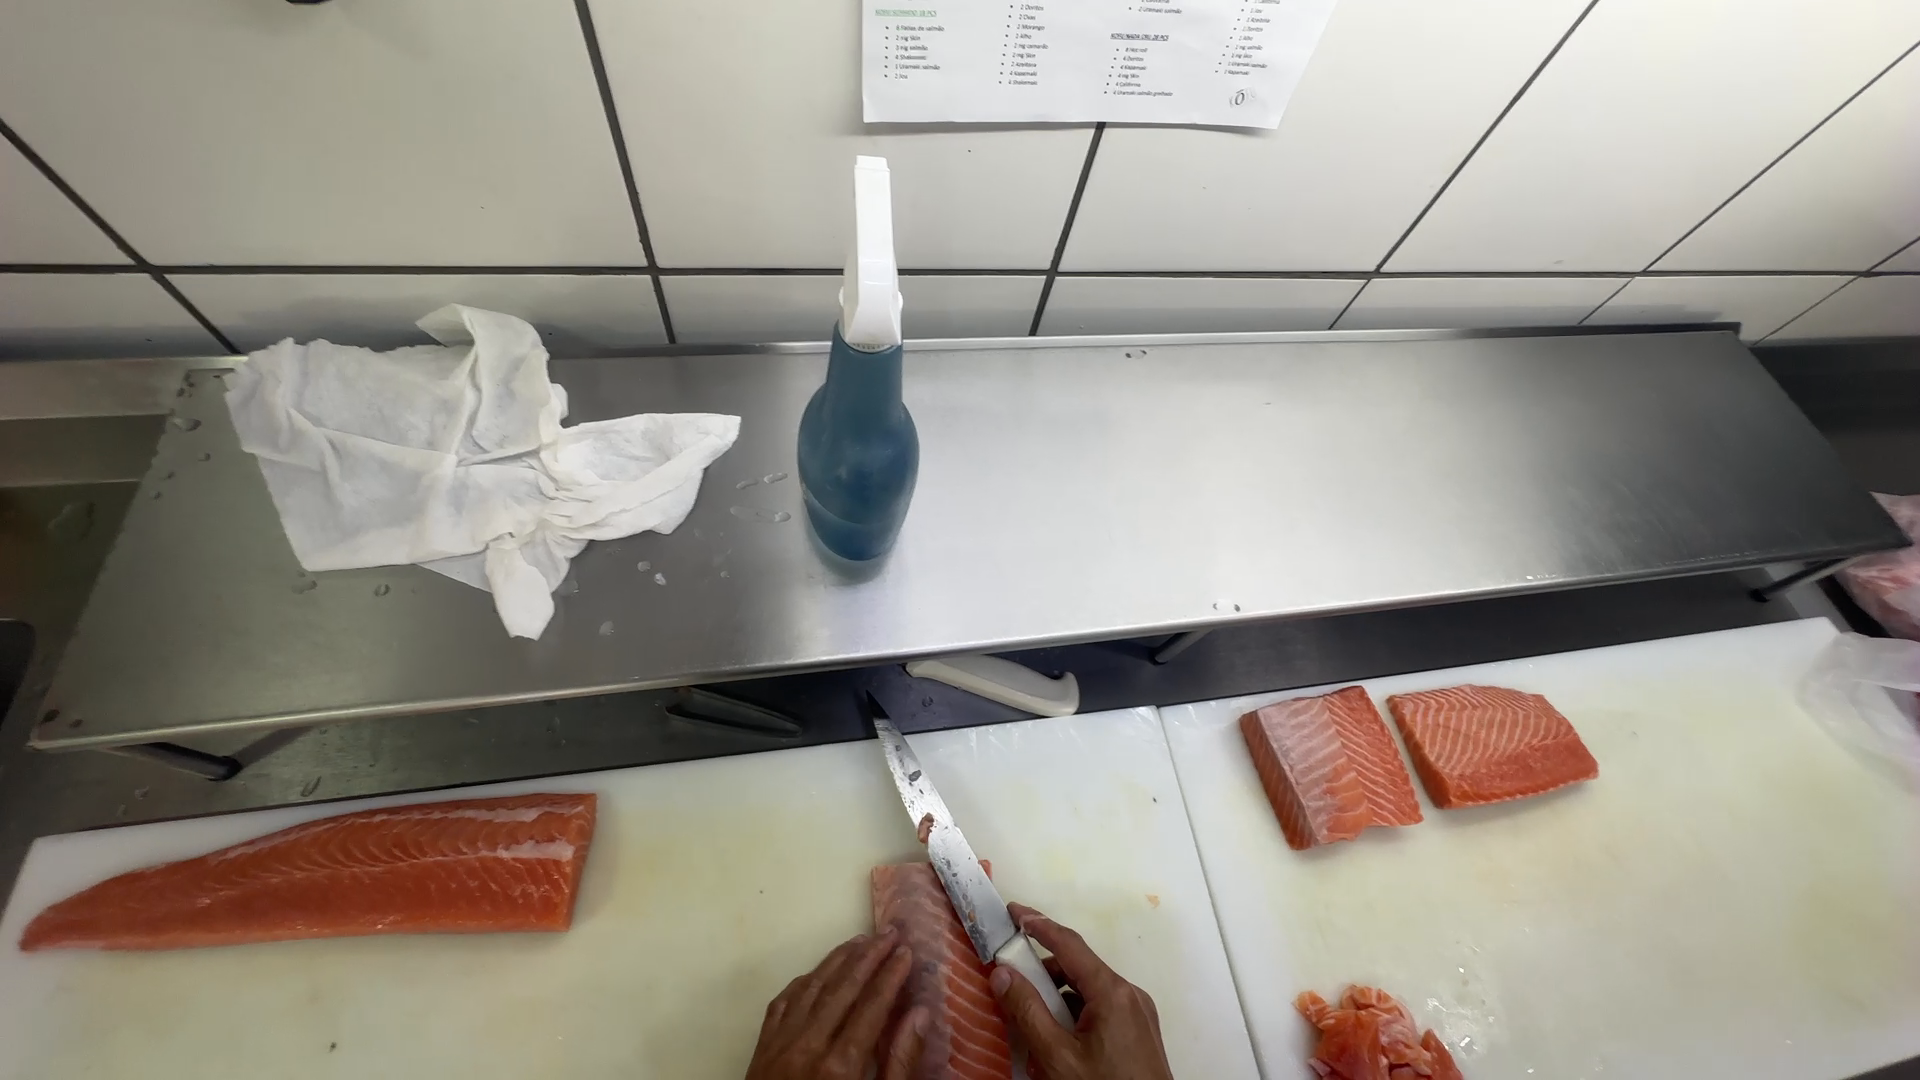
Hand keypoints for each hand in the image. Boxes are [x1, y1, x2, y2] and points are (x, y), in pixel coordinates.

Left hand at [745, 930, 927, 1079]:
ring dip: (838, 959)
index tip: (908, 950)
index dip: (892, 974)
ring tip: (860, 940)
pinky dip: (803, 981)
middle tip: (890, 932)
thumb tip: (920, 1013)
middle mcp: (808, 1045)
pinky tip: (817, 973)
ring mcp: (779, 1045)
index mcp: (839, 1065)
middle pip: (843, 986)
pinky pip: (783, 1003)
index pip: (872, 1004)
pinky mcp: (760, 1051)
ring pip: (812, 986)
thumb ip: (899, 1065)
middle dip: (870, 955)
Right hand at [989, 903, 1174, 1079]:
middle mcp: (1129, 994)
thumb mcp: (1058, 1057)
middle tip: (1011, 978)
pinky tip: (1057, 1040)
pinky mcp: (1140, 1034)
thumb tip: (1001, 972)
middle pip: (1078, 968)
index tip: (1012, 911)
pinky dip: (1076, 1014)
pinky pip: (1102, 1010)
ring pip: (1089, 990)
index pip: (1068, 943)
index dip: (1038, 923)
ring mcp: (1138, 1014)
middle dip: (1043, 971)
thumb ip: (1028, 1012)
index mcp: (1112, 991)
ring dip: (1058, 997)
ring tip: (1031, 1020)